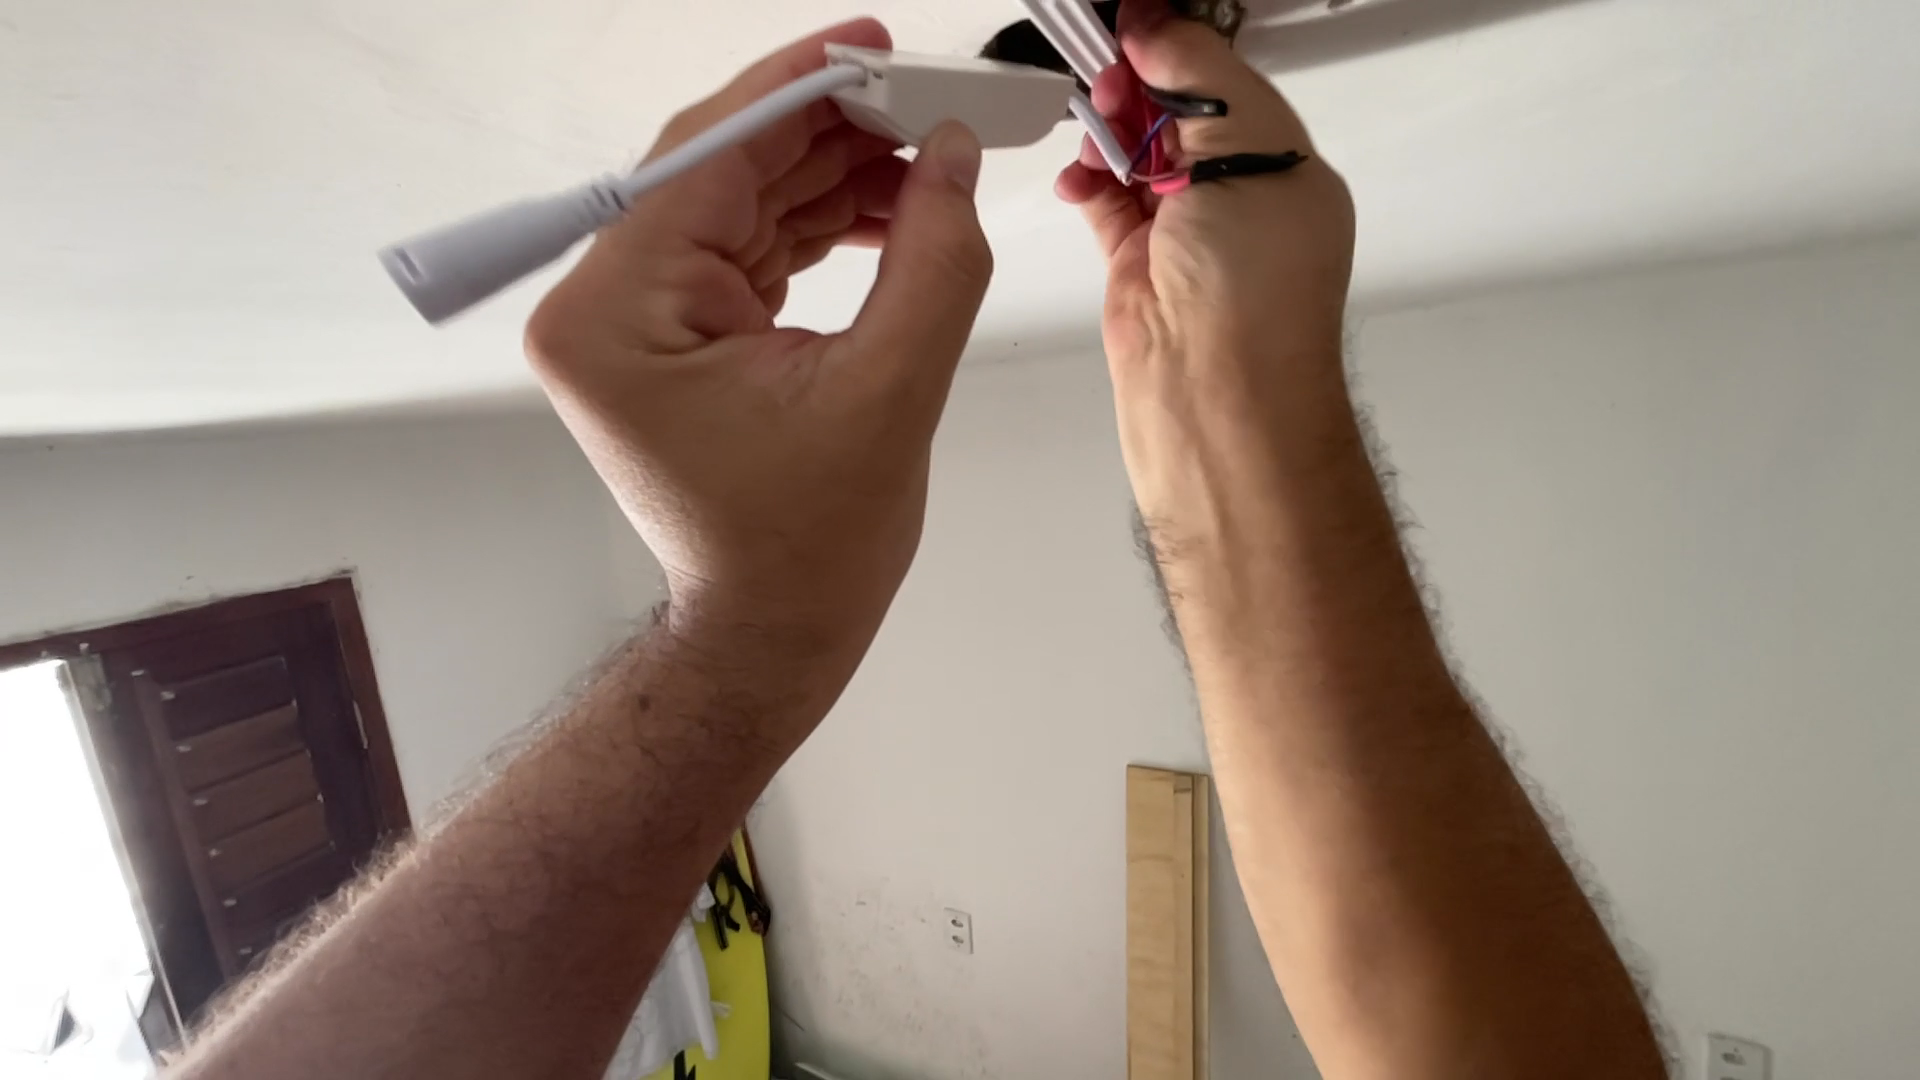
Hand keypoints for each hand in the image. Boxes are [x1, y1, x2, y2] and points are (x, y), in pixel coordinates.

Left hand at [527, 20, 992, 655]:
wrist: (777, 628)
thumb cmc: (815, 548)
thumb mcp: (890, 394)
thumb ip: (934, 262)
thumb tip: (955, 158)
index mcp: (617, 316)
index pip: (710, 159)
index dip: (803, 94)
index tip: (879, 54)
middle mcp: (606, 310)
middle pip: (725, 176)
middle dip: (831, 139)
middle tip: (924, 113)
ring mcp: (639, 326)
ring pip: (743, 210)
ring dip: (833, 184)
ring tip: (922, 170)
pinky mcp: (679, 343)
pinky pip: (751, 256)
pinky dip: (819, 233)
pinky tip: (885, 219)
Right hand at [1056, 0, 1356, 578]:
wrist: (1211, 406)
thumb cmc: (1250, 301)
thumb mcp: (1251, 159)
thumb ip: (1205, 82)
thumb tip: (1161, 32)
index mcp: (1282, 170)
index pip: (1227, 85)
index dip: (1180, 50)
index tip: (1132, 26)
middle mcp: (1236, 204)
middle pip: (1179, 120)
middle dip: (1139, 89)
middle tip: (1104, 76)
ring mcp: (1183, 242)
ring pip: (1138, 162)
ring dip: (1108, 135)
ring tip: (1087, 127)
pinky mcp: (1137, 273)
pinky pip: (1107, 209)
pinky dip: (1088, 184)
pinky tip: (1075, 176)